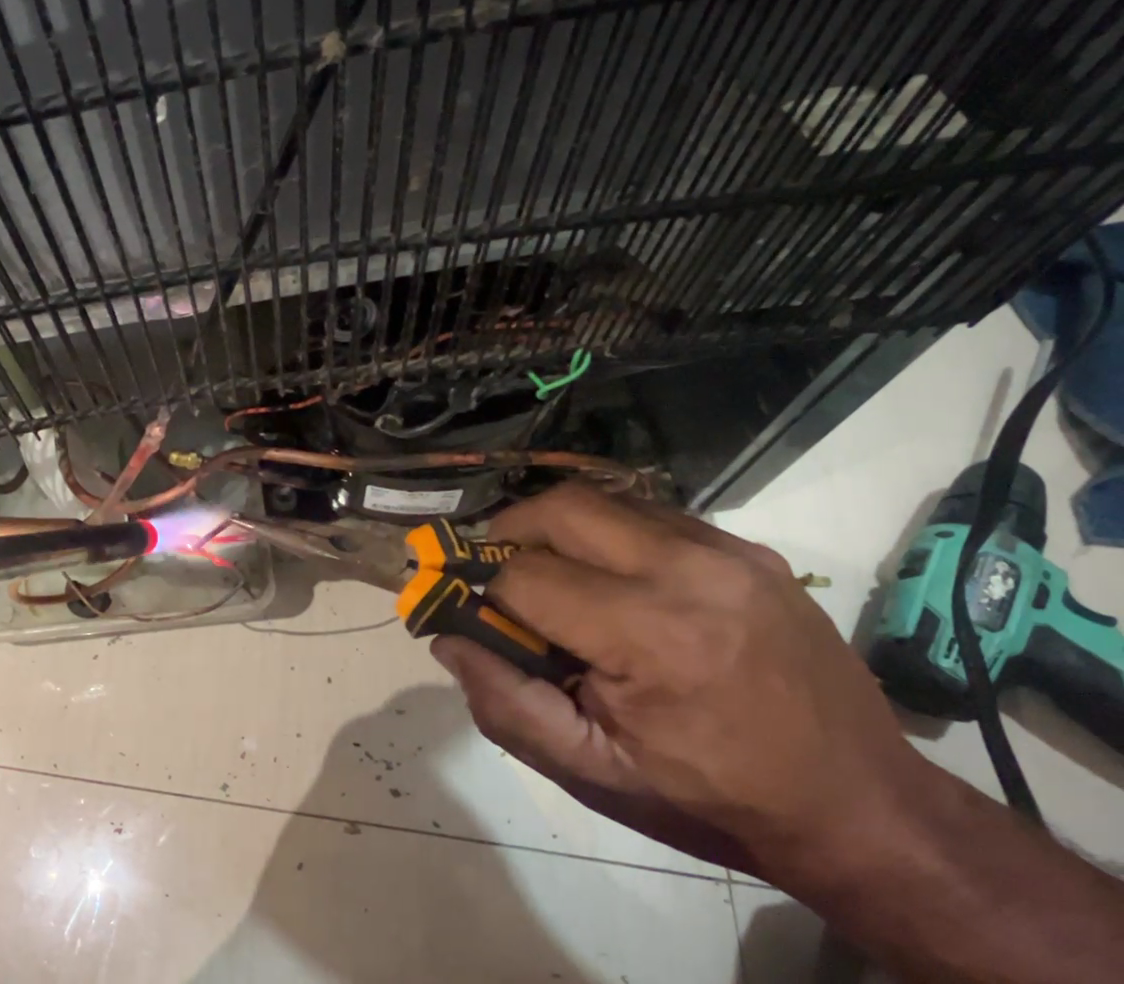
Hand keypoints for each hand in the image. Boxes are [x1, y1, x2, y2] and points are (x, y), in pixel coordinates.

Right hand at [430, 483, 922, 877]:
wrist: (856, 803)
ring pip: (604, 502)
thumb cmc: (710, 799)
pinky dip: (607, 535)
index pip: (524, 576)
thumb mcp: (591, 771)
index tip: (467, 616)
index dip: (481, 594)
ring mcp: (728, 552)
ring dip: (556, 530)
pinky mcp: (750, 549)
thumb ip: (505, 703)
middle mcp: (691, 572)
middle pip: (560, 509)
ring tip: (548, 578)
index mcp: (652, 637)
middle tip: (491, 576)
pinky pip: (651, 516)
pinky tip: (610, 582)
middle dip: (507, 534)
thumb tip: (448, 638)